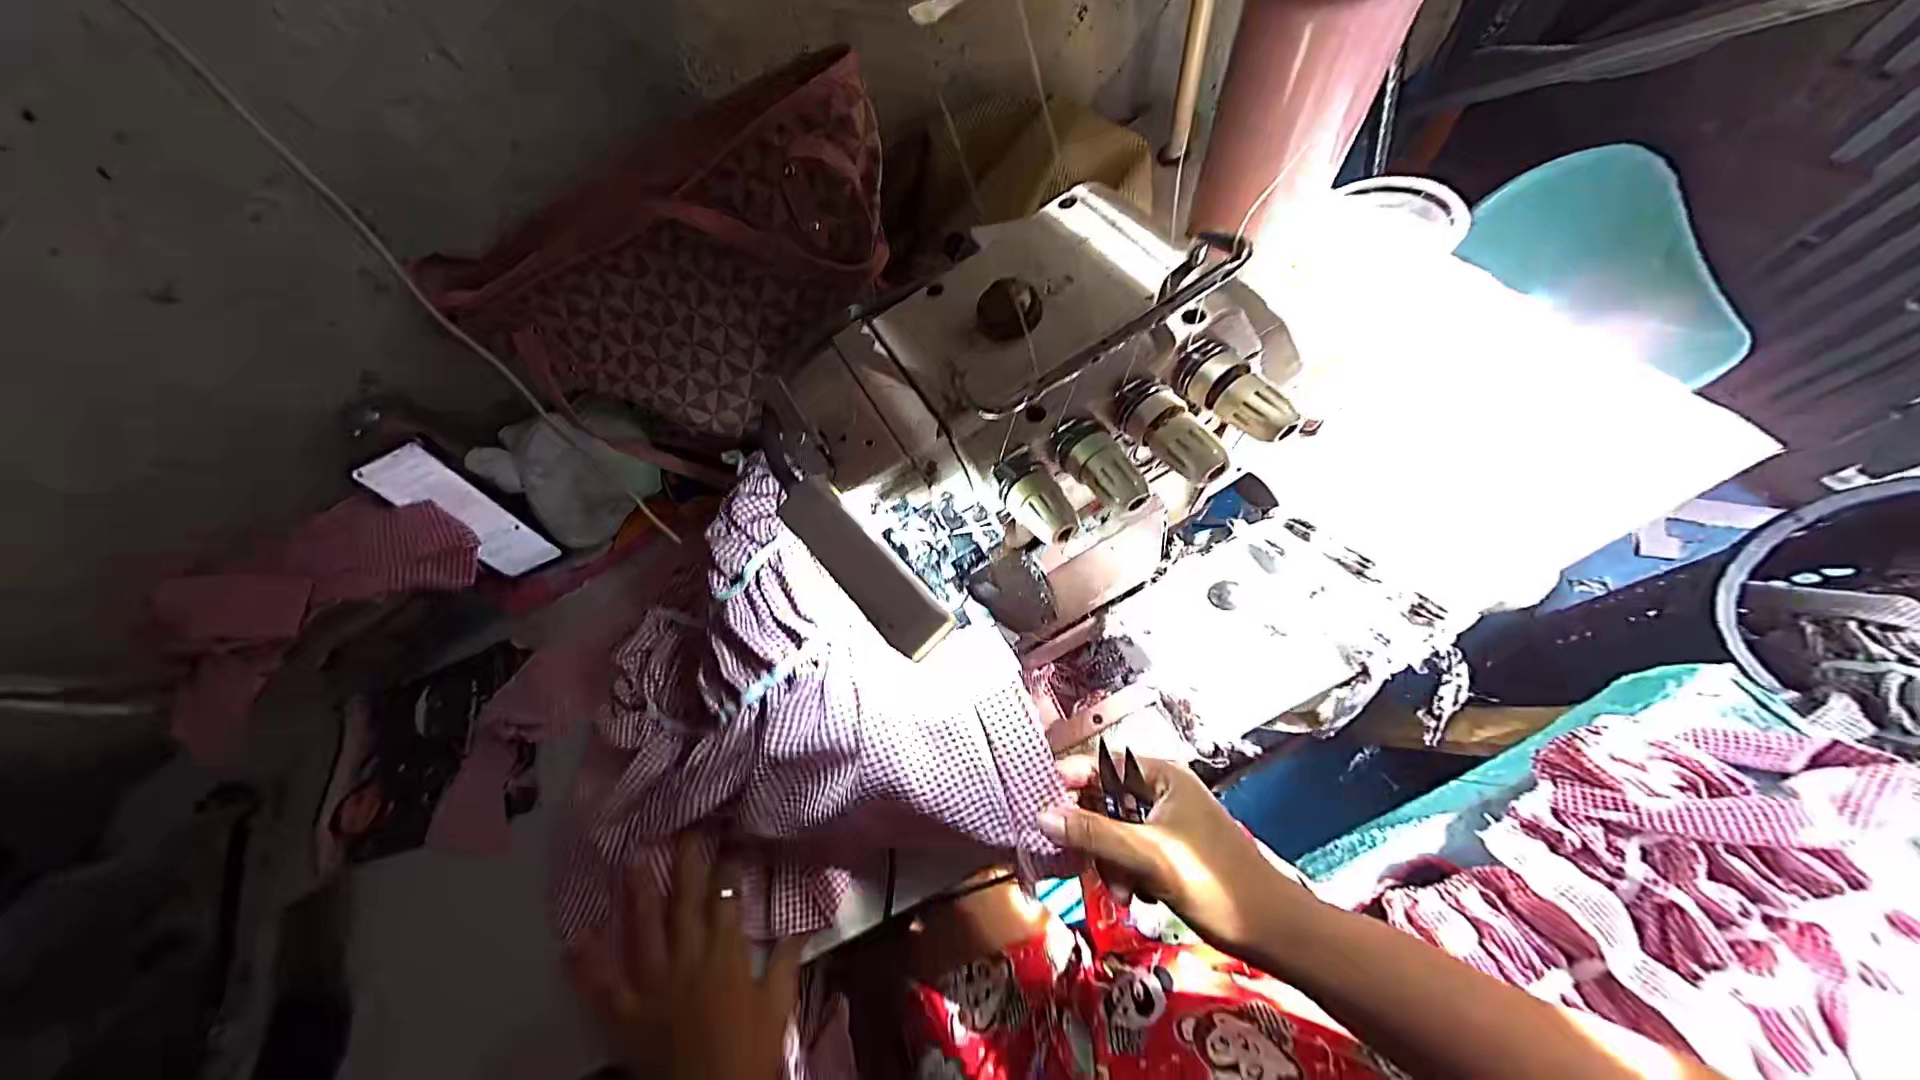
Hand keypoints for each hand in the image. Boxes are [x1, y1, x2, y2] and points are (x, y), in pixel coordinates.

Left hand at [568, 833, 804, 1079]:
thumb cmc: (750, 1054)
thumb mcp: (777, 1007)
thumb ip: (785, 961)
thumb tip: (802, 924)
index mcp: (725, 958)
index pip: (726, 901)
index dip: (727, 870)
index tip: (729, 840)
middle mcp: (688, 962)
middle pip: (685, 904)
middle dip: (685, 864)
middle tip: (682, 830)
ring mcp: (654, 988)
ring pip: (645, 931)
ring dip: (638, 894)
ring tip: (632, 859)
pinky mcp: (628, 1016)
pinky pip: (604, 987)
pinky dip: (587, 965)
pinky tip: (576, 940)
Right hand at [1038, 755, 1317, 958]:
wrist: (1274, 931)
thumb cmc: (1216, 883)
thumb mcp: (1149, 857)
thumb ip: (1094, 833)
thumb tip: (1043, 815)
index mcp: (1163, 776)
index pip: (1102, 764)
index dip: (1070, 779)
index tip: (1042, 802)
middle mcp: (1162, 791)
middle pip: (1105, 800)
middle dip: (1093, 834)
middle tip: (1084, 862)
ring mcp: (1166, 821)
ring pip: (1114, 830)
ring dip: (1110, 861)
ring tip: (1122, 891)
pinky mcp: (1169, 849)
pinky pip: (1130, 850)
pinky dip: (1125, 871)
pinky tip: (1135, 895)